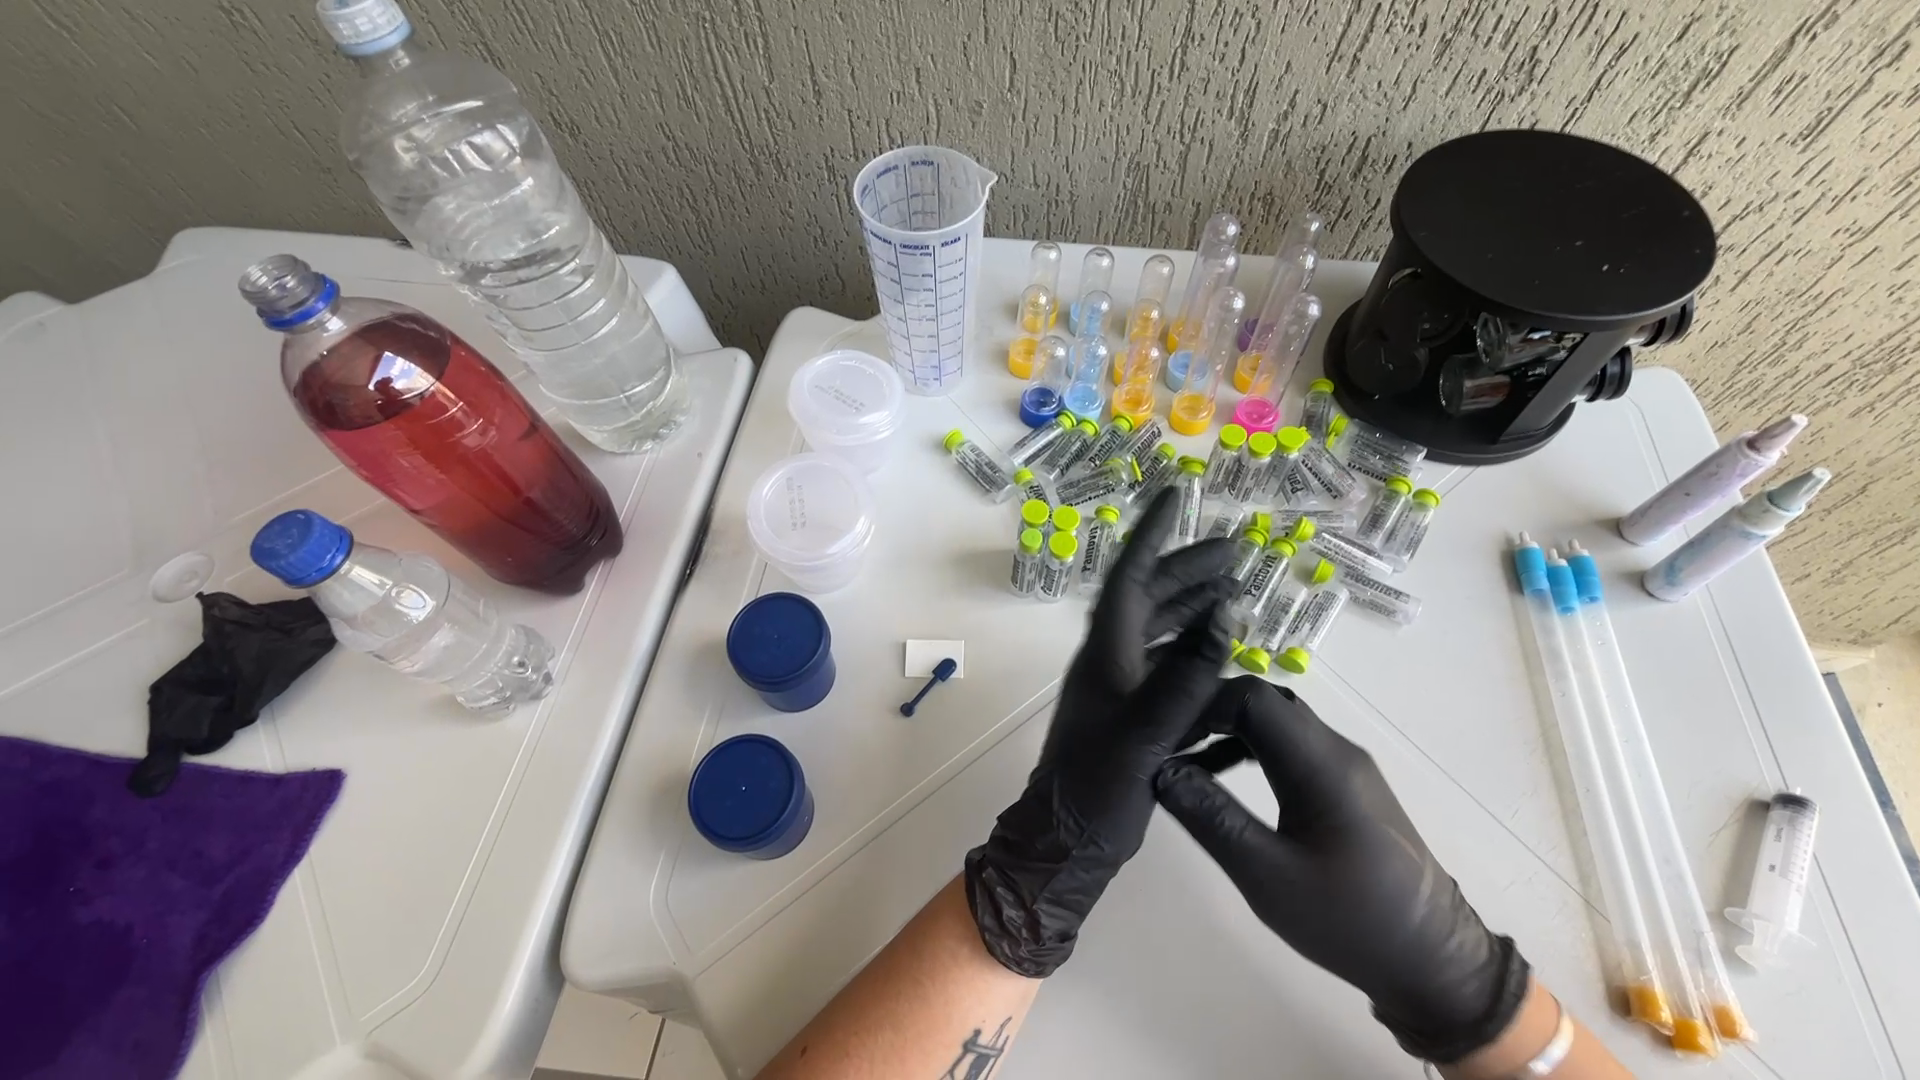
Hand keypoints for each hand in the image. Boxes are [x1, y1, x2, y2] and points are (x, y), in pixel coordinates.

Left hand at [965, 488, 1237, 977]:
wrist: (1065, 848)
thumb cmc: (1095, 788)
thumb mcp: (1146, 731)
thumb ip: (1187, 675)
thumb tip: (1228, 613)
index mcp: (1105, 654)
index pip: (1130, 577)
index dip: (1154, 534)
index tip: (1178, 495)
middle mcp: (1110, 664)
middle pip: (1150, 602)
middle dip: (1190, 573)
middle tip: (1236, 556)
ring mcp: (1121, 694)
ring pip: (1161, 638)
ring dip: (1195, 614)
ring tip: (1237, 600)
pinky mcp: (1133, 722)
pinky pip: (1170, 677)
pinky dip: (1198, 665)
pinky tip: (1231, 672)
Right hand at [1154, 678, 1530, 1063]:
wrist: (1434, 962)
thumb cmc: (1348, 921)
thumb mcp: (1266, 875)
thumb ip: (1210, 816)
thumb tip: (1160, 768)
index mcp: (1320, 763)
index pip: (1250, 697)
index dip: (1200, 704)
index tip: (1160, 730)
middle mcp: (1336, 749)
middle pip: (1263, 701)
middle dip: (1207, 711)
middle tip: (1163, 738)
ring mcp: (1346, 765)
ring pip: (1276, 721)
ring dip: (1226, 729)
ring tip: (1182, 757)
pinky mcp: (1347, 784)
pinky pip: (1290, 744)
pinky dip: (1249, 747)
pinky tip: (1220, 776)